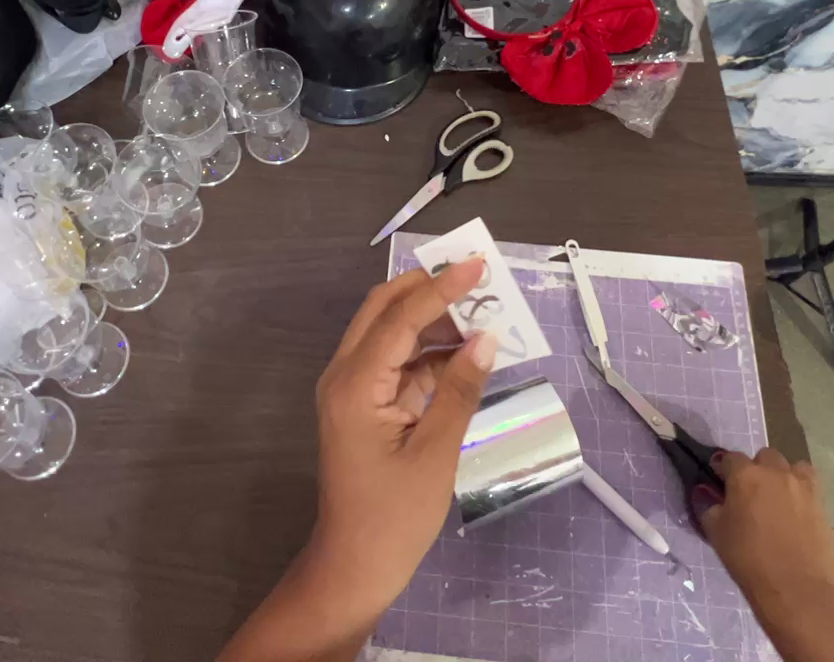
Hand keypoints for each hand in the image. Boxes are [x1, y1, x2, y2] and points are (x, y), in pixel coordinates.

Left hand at [217, 261, 495, 661]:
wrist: (354, 568)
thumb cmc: (394, 518)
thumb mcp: (437, 453)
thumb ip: (460, 389)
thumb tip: (487, 338)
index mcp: (356, 383)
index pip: (401, 316)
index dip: (442, 287)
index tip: (477, 264)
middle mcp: (346, 374)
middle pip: (384, 310)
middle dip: (428, 288)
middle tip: (474, 276)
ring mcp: (352, 388)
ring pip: (390, 332)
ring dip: (431, 318)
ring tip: (479, 310)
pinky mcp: (364, 404)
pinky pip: (396, 361)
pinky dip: (428, 351)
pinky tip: (464, 352)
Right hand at [702, 449, 833, 661]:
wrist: (797, 590)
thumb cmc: (748, 559)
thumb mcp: (715, 531)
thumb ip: (709, 505)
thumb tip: (709, 495)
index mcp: (745, 475)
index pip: (730, 458)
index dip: (724, 470)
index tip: (721, 484)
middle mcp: (774, 472)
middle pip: (764, 456)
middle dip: (757, 469)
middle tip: (751, 494)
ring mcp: (802, 487)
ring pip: (792, 466)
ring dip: (782, 475)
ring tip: (778, 499)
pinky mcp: (822, 505)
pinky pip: (810, 486)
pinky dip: (802, 491)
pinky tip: (796, 511)